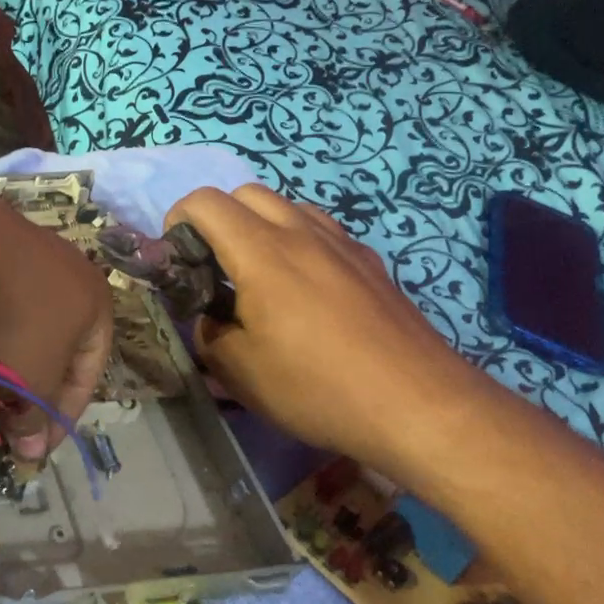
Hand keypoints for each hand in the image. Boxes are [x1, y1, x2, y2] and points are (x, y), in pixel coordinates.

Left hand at [0, 180, 112, 460]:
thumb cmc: (12, 323)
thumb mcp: (31, 383)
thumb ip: (34, 417)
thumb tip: (31, 450)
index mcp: (94, 298)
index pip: (88, 371)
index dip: (63, 417)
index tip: (36, 447)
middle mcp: (65, 262)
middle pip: (51, 338)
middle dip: (28, 381)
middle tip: (4, 413)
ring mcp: (18, 241)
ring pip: (15, 311)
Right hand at [164, 184, 489, 477]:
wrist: (424, 409)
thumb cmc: (319, 388)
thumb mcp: (238, 372)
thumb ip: (207, 332)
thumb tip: (210, 316)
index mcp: (261, 252)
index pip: (204, 202)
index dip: (179, 221)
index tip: (180, 261)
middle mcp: (301, 233)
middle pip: (246, 194)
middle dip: (218, 219)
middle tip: (216, 267)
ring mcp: (343, 245)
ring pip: (288, 207)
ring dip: (261, 226)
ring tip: (260, 274)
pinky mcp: (372, 265)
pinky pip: (323, 231)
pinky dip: (300, 242)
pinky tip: (307, 290)